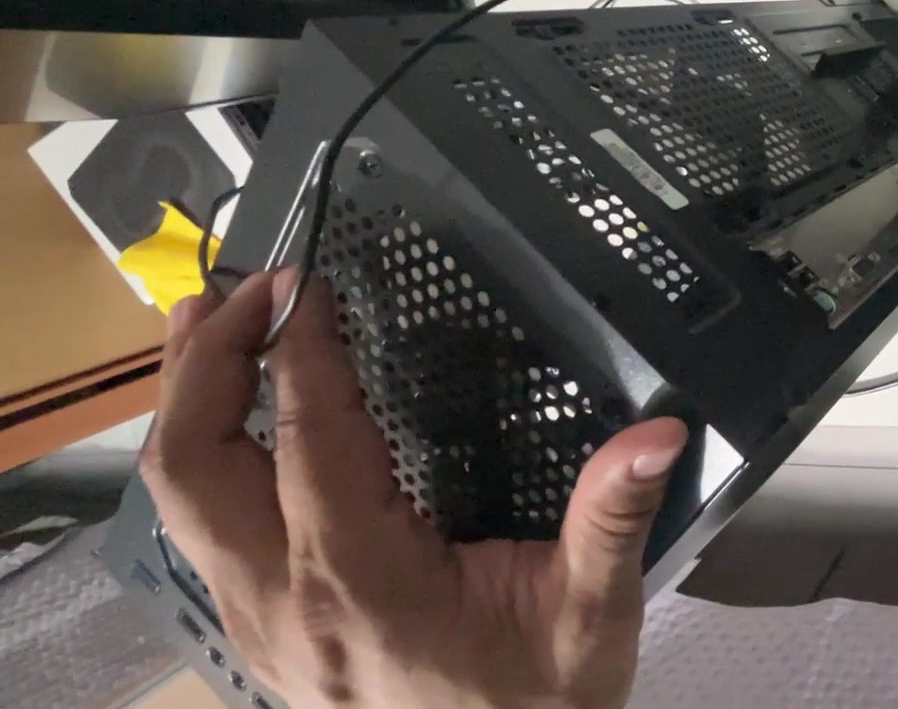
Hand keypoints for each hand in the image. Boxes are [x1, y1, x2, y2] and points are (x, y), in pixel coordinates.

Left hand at [140, 269, 687, 708]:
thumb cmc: (542, 698)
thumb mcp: (594, 610)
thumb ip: (615, 517)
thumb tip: (660, 432)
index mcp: (365, 582)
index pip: (316, 444)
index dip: (304, 357)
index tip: (307, 285)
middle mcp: (286, 601)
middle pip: (198, 471)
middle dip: (205, 370)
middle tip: (238, 289)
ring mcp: (261, 625)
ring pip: (182, 505)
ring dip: (190, 408)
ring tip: (211, 333)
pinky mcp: (265, 635)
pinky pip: (206, 532)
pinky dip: (207, 459)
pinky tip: (242, 431)